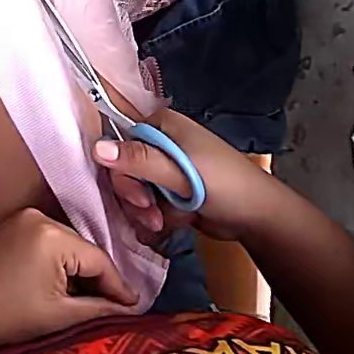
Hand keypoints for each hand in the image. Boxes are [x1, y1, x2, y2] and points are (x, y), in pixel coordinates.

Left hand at [0, 208, 140, 351]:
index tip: (135, 304)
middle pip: (84, 249)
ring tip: (90, 298)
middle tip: (116, 305)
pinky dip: (59, 261)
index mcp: (52, 235)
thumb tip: (132, 306)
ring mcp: (24, 218)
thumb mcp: (59, 315)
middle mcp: (40, 217)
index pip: (99, 259)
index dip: (118, 286)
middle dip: (98, 278)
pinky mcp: (13, 225)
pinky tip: (63, 283)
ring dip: (79, 269)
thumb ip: (100, 307)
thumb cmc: (5, 317)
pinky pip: (49, 241)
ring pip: (68, 245)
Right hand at [93, 107, 280, 241]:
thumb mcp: (180, 172)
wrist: (257, 216)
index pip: (121, 145)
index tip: (139, 197)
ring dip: (145, 213)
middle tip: (153, 215)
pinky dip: (156, 218)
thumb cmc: (224, 185)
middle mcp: (162, 145)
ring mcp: (167, 170)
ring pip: (135, 194)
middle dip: (136, 199)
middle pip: (125, 173)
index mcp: (163, 127)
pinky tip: (171, 225)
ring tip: (165, 224)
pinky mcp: (172, 193)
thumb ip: (138, 160)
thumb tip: (97, 147)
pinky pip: (148, 206)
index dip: (123, 174)